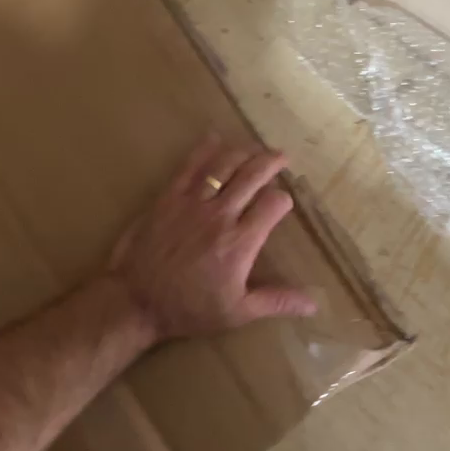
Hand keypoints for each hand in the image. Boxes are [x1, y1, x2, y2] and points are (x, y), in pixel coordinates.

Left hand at [108, 134, 318, 340]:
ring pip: (224, 165)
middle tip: (282, 157)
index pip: (273, 205)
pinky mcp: (168, 198)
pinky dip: (204, 149)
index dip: (282, 200)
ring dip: (244, 152)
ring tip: (255, 149)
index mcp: (241, 242)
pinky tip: (214, 138)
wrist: (135, 300)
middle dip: (271, 163)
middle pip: (253, 176)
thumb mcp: (237, 313)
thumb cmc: (189, 309)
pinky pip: (190, 166)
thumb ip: (276, 301)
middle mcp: (220, 215)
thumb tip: (314, 304)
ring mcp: (192, 203)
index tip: (283, 203)